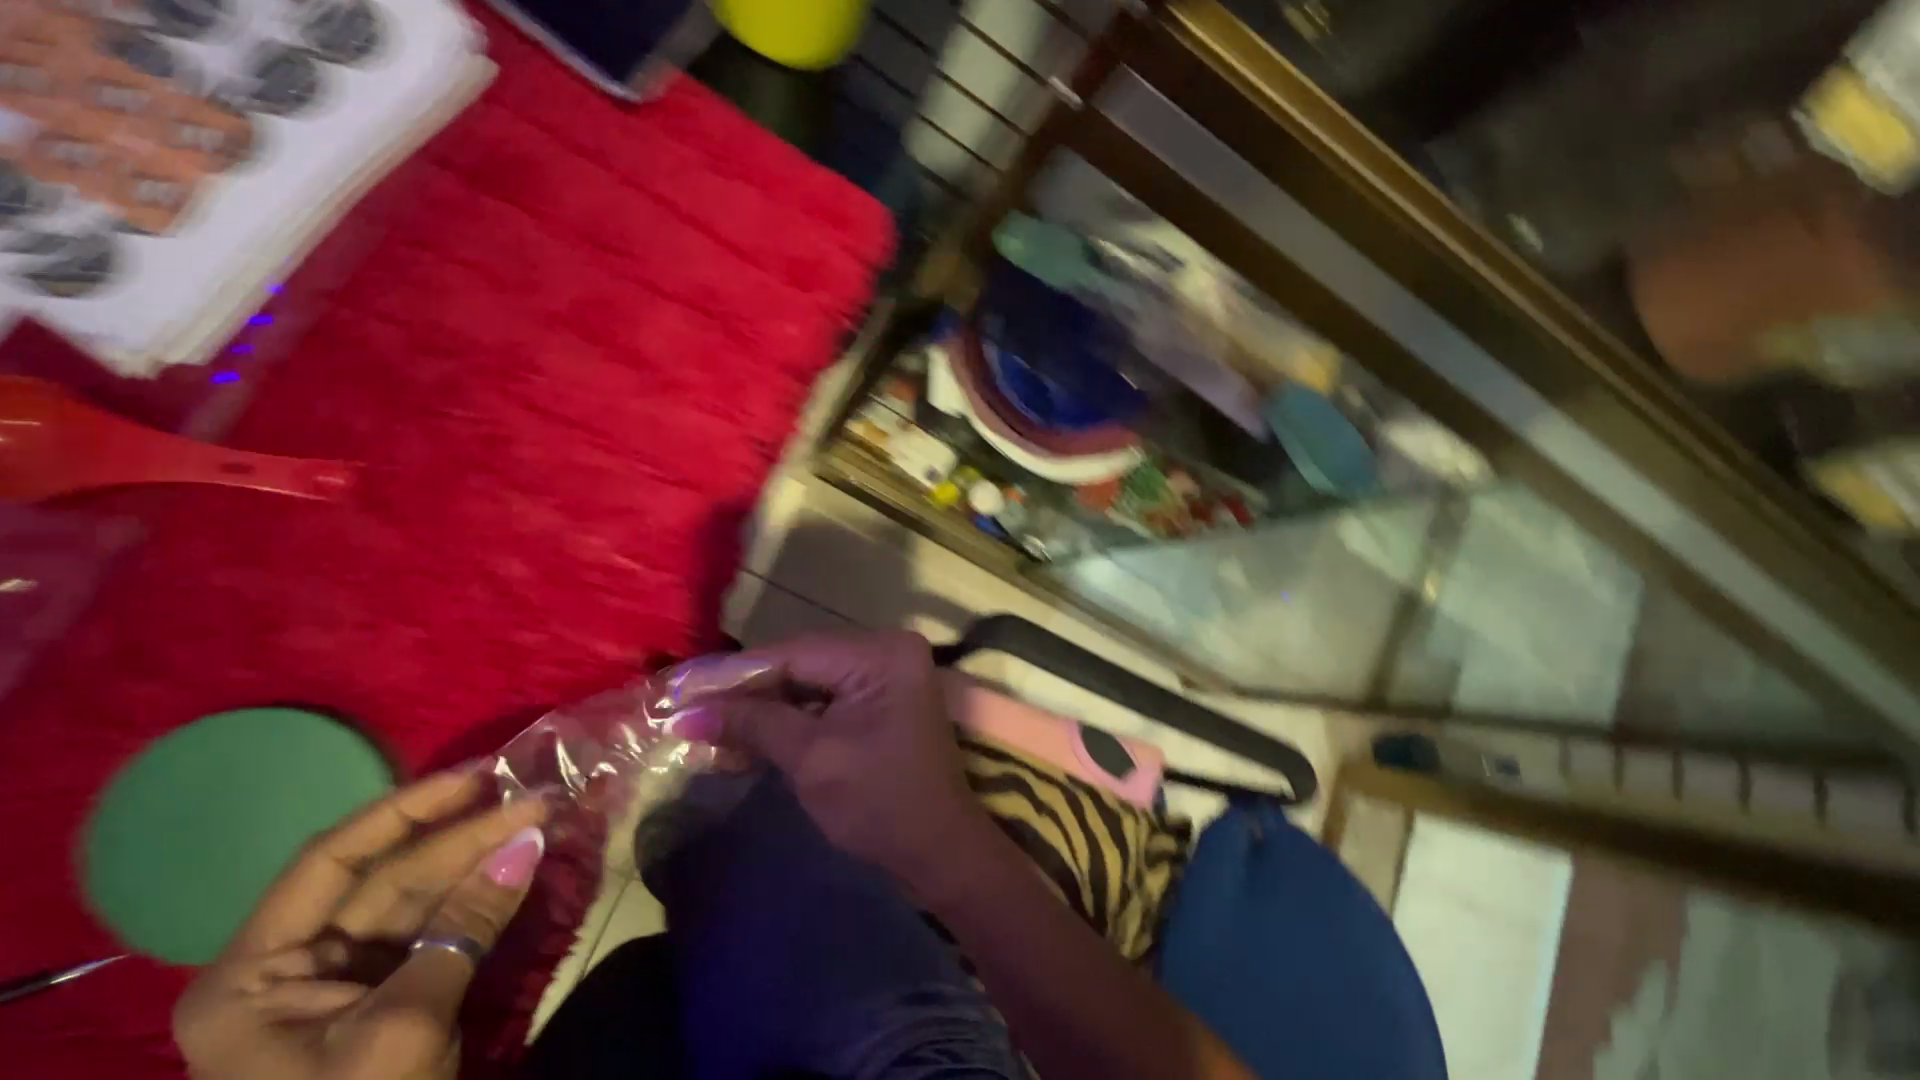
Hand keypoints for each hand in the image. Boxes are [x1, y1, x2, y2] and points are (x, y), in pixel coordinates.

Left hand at [173, 769, 548, 1079]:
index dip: (407, 811)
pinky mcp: (389, 996)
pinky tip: (518, 867)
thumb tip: (529, 840)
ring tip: (539, 820)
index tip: (477, 777)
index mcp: (251, 974)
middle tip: (534, 798)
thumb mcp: (406, 1026)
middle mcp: (289, 966)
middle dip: (462, 836)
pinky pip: (436, 932)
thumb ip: (464, 927)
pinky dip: (479, 900)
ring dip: (479, 861)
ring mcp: (342, 982)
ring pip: (417, 900)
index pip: (331, 861)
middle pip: (385, 877)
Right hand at [674, 630, 995, 899]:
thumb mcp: (810, 759)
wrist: (938, 853)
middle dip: (744, 692)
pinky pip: (824, 701)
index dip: (732, 674)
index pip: (792, 653)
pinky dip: (788, 720)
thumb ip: (752, 725)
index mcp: (880, 654)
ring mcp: (886, 677)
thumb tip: (686, 713)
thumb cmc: (879, 804)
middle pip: (798, 665)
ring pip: (807, 684)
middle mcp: (886, 651)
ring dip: (761, 709)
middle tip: (686, 708)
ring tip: (704, 727)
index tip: (679, 688)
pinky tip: (744, 738)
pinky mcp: (880, 703)